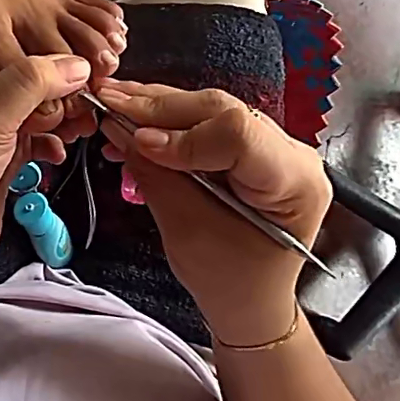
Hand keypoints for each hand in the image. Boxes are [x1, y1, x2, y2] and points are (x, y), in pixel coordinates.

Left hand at [0, 54, 94, 268]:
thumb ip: (30, 84)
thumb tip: (78, 65)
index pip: (22, 57)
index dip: (56, 65)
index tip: (87, 75)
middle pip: (37, 87)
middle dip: (66, 95)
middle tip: (89, 108)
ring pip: (42, 116)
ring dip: (65, 120)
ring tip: (82, 128)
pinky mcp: (7, 163)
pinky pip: (40, 145)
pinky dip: (54, 146)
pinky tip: (59, 154)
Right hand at [95, 80, 330, 344]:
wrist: (250, 299)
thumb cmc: (229, 280)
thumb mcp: (187, 232)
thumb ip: (155, 177)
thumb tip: (120, 130)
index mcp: (292, 182)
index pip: (237, 134)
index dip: (181, 134)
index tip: (136, 142)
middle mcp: (288, 152)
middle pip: (218, 110)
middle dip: (157, 108)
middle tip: (106, 104)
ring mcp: (267, 144)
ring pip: (205, 107)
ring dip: (153, 106)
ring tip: (109, 101)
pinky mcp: (244, 144)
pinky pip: (200, 120)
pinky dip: (160, 118)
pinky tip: (129, 119)